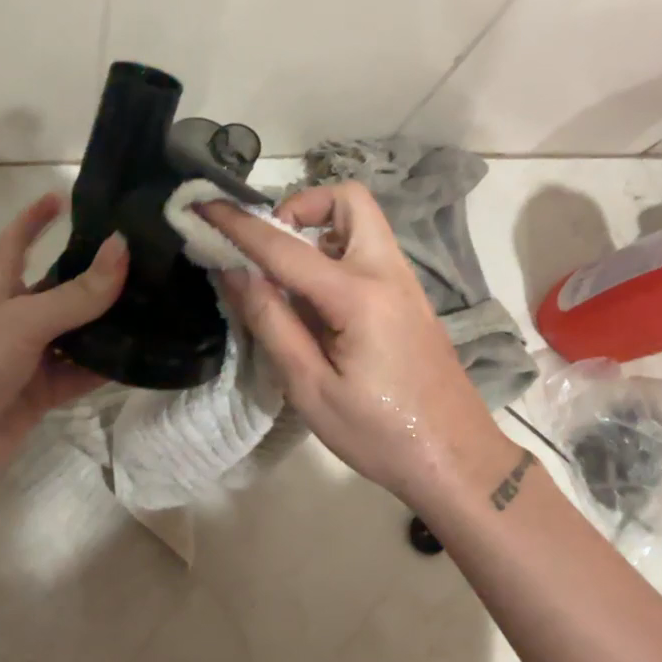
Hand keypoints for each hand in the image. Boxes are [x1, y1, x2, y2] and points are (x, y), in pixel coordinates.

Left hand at [0, 192, 126, 487]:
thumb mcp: (23, 321)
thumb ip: (76, 293)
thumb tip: (122, 247)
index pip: (14, 244)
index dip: (32, 220)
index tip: (60, 198)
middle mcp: (15, 320)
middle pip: (59, 290)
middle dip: (91, 275)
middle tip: (141, 257)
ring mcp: (29, 359)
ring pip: (76, 333)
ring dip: (108, 322)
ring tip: (157, 301)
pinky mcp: (43, 394)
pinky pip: (82, 373)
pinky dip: (108, 366)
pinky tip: (144, 353)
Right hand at [201, 184, 516, 507]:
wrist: (458, 462)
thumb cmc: (380, 434)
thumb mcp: (311, 389)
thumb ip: (271, 322)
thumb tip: (234, 272)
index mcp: (358, 296)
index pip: (285, 246)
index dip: (238, 224)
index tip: (203, 206)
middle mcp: (387, 273)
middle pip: (347, 200)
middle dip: (300, 206)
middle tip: (270, 247)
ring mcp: (404, 283)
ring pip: (360, 223)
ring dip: (317, 231)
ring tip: (286, 279)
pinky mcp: (409, 299)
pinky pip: (366, 252)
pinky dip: (334, 254)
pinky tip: (315, 305)